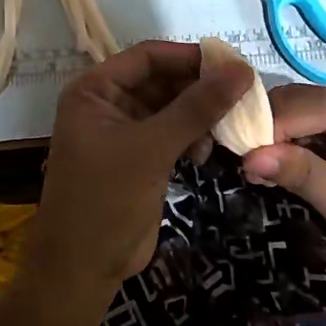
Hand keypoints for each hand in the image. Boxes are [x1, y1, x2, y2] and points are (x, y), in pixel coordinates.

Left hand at [29, 40, 252, 287]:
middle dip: (199, 89)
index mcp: (95, 90)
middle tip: (241, 96)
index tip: (233, 64)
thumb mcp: (152, 148)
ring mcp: (123, 132)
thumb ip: (197, 106)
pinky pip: (173, 133)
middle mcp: (107, 104)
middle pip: (162, 80)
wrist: (83, 269)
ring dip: (199, 115)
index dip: (189, 57)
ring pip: (171, 108)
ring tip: (225, 129)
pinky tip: (208, 151)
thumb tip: (242, 70)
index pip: (148, 56)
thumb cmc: (107, 199)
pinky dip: (193, 137)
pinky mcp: (140, 158)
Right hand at [241, 85, 325, 286]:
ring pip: (302, 110)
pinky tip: (265, 162)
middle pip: (309, 101)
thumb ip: (306, 177)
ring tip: (249, 160)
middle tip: (240, 153)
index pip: (323, 106)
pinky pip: (304, 128)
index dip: (280, 119)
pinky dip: (281, 141)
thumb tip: (252, 155)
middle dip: (272, 122)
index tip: (244, 146)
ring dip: (272, 131)